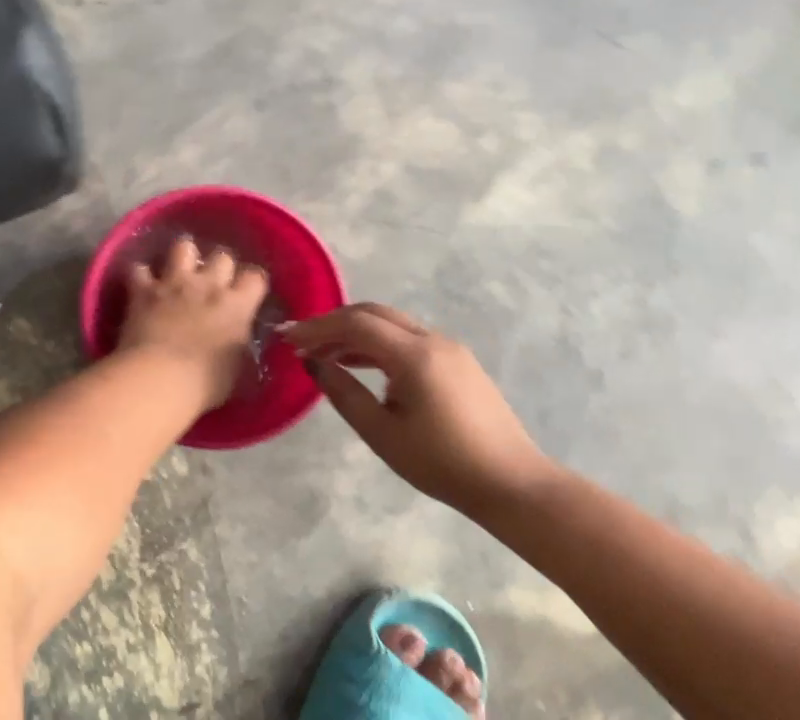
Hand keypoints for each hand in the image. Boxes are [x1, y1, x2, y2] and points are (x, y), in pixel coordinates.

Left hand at [118, 236, 268, 405]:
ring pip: (183, 248)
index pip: (255, 278)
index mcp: (238, 305)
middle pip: (221, 256)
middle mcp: (208, 285)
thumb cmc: (206, 383)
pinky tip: (140, 283)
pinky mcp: (143, 290)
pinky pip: (138, 269)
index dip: (252, 282)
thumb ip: (238, 342)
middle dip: (219, 265)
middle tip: (212, 281)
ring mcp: (174, 283)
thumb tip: (235, 336)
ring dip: (182, 256)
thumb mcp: (238, 366)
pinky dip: (139, 275)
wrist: (160, 378)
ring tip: (179, 268)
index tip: (248, 291)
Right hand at [285, 303, 554, 515]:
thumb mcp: (381, 432)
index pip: (356, 324)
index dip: (317, 328)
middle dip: (333, 323)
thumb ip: (343, 392)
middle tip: (301, 342)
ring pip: (392, 324)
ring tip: (323, 355)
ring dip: (355, 333)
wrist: (512, 485)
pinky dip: (378, 344)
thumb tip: (313, 364)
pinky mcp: (458, 363)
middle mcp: (433, 341)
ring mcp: (450, 349)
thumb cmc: (441, 462)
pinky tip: (359, 365)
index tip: (287, 339)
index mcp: (414, 355)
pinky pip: (408, 339)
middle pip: (374, 314)